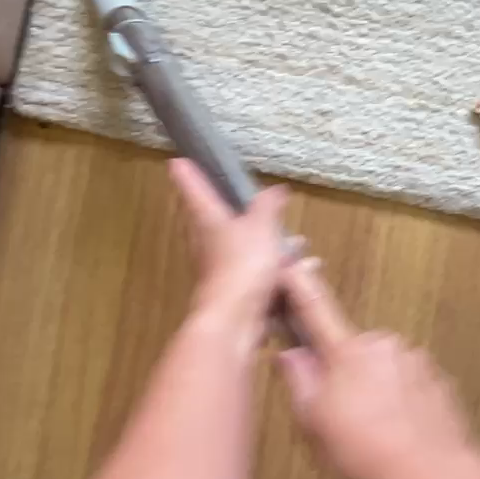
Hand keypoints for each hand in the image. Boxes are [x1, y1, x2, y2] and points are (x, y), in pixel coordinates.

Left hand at [168, 159, 292, 327]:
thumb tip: (275, 189)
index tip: (178, 159)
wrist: (235, 319)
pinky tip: (302, 268)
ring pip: (243, 245)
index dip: (187, 172)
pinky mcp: (234, 288)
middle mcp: (207, 241)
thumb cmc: (242, 265)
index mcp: (207, 218)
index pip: (192, 188)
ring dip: (269, 242)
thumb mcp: (262, 226)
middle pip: (217, 218)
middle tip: (258, 201)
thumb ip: (269, 205)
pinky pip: (257, 270)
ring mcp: (219, 266)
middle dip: (240, 210)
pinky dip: (277, 266)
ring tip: (298, 242)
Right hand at [276, 259, 476, 478]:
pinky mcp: (438, 382)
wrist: (435, 478)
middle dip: (343, 375)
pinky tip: (398, 434)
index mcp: (348, 351)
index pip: (317, 308)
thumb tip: (290, 354)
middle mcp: (384, 345)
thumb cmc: (367, 454)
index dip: (300, 285)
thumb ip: (298, 381)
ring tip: (373, 435)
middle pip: (351, 351)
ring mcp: (416, 362)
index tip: (290, 264)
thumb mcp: (313, 424)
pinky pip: (407, 386)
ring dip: (374, 393)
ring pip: (381, 371)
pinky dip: (400, 404)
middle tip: (339, 418)